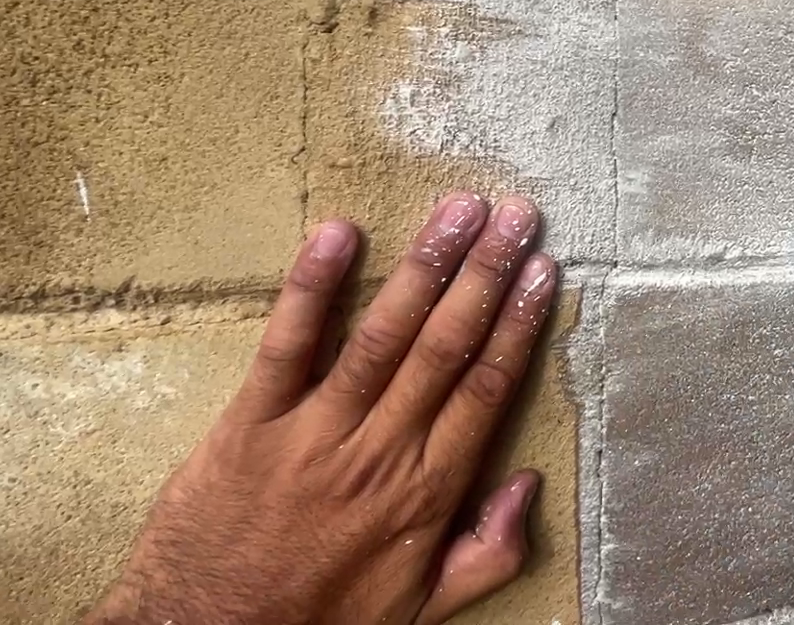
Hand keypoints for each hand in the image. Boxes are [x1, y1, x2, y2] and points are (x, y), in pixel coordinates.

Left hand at [85, 191, 558, 624]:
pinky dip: (311, 288)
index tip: (543, 269)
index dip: (519, 321)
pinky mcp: (250, 422)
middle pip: (447, 344)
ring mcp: (315, 431)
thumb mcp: (422, 607)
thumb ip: (490, 551)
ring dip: (426, 265)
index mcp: (428, 487)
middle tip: (516, 215)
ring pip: (383, 334)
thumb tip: (530, 483)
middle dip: (487, 272)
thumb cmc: (322, 618)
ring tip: (459, 209)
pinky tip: (340, 233)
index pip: (488, 385)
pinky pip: (286, 345)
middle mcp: (382, 449)